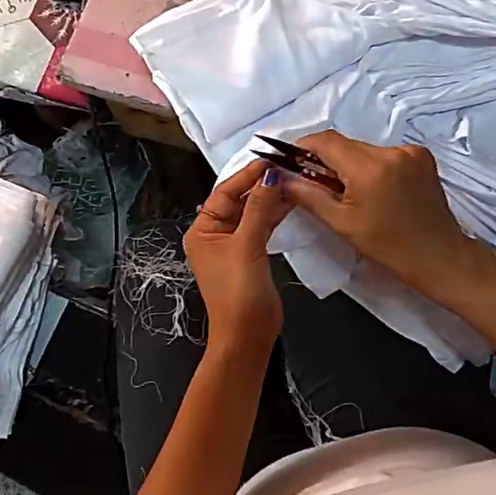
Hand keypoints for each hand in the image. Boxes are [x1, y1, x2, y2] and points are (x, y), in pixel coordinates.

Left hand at [184, 160, 293, 350]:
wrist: (248, 334)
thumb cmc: (238, 291)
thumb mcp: (247, 245)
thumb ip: (258, 208)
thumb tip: (269, 176)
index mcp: (202, 230)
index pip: (223, 193)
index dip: (246, 176)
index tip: (269, 160)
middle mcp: (215, 235)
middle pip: (238, 201)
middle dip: (260, 186)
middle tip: (286, 168)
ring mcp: (234, 246)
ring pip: (252, 213)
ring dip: (270, 199)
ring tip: (293, 181)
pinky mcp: (251, 256)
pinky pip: (261, 227)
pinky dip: (274, 216)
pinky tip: (291, 203)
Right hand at [277, 130, 495, 301]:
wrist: (438, 256)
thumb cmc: (386, 245)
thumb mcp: (340, 222)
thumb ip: (308, 195)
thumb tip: (281, 178)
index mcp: (369, 168)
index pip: (325, 141)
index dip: (302, 147)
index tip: (289, 160)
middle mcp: (391, 151)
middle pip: (345, 144)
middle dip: (325, 159)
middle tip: (312, 181)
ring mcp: (410, 152)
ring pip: (363, 149)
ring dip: (348, 163)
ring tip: (345, 190)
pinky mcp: (422, 157)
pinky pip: (384, 154)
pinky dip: (370, 166)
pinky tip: (372, 189)